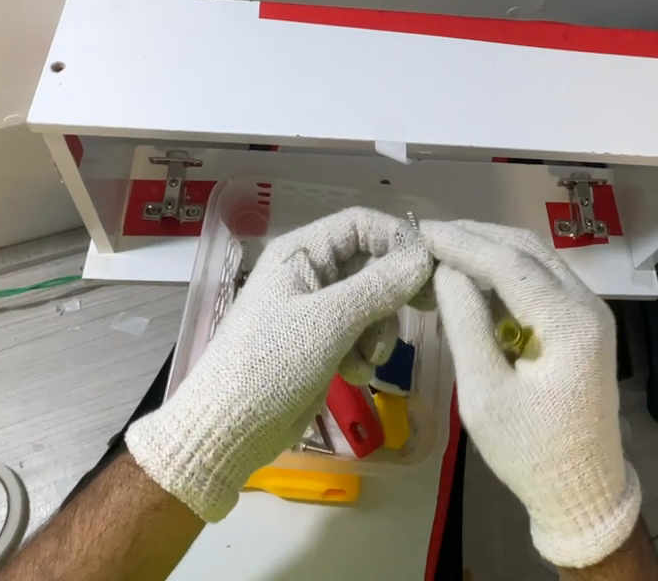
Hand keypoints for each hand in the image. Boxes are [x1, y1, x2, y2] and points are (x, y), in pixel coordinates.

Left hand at [126, 207, 432, 520]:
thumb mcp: (329, 323)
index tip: (430, 265)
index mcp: (301, 251)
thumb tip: (425, 258)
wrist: (227, 432)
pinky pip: (361, 332)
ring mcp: (316, 308)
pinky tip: (354, 373)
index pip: (360, 224)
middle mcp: (310, 272)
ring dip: (380, 329)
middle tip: (424, 309)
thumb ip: (379, 287)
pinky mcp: (321, 341)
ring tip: (367, 357)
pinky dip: (366, 350)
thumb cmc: (270, 364)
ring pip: (372, 301)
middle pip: (371, 262)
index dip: (397, 238)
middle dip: (391, 292)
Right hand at [423, 220, 640, 568]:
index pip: (508, 263)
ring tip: (444, 245)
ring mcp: (589, 310)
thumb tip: (445, 270)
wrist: (583, 493)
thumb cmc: (530, 451)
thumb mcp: (484, 394)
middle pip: (526, 248)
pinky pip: (541, 277)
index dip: (462, 242)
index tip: (421, 231)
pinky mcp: (582, 320)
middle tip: (428, 234)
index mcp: (569, 324)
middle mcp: (587, 305)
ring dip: (490, 247)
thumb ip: (465, 324)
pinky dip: (505, 267)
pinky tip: (473, 271)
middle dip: (475, 236)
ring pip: (535, 257)